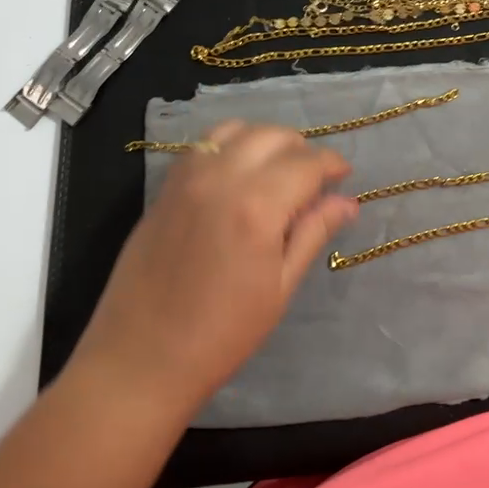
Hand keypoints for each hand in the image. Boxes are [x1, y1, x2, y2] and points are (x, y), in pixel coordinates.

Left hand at [71, 122, 358, 405]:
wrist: (141, 358)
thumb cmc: (221, 335)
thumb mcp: (279, 287)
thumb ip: (313, 233)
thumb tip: (347, 201)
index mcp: (257, 206)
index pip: (306, 163)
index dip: (332, 165)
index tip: (345, 176)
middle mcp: (222, 177)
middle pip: (272, 136)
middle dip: (301, 149)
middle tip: (313, 180)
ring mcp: (188, 177)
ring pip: (236, 130)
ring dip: (264, 141)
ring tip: (276, 171)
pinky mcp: (166, 186)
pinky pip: (203, 145)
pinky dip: (230, 145)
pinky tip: (238, 175)